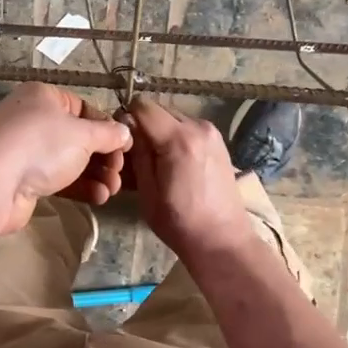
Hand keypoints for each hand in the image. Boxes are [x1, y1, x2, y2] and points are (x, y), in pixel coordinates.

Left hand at [0, 83, 132, 233]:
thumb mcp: (82, 135)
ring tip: (112, 190)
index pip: (84, 108)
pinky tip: (98, 197)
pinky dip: (79, 186)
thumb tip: (125, 133)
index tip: (125, 147)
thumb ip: (107, 134)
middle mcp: (33, 118)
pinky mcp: (24, 178)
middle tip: (119, 173)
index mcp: (44, 97)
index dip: (107, 127)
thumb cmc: (40, 146)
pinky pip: (58, 178)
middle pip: (78, 136)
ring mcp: (27, 149)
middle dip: (103, 156)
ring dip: (95, 174)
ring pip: (70, 159)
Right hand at [123, 98, 253, 262]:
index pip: (143, 106)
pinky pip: (188, 128)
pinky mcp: (218, 141)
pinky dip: (176, 138)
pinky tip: (176, 164)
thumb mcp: (148, 192)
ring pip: (173, 118)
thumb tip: (128, 128)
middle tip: (138, 156)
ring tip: (159, 163)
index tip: (124, 141)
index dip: (127, 119)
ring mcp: (212, 132)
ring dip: (161, 132)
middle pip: (159, 110)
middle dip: (145, 127)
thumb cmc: (180, 223)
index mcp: (179, 139)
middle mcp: (198, 126)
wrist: (223, 241)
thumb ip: (138, 154)